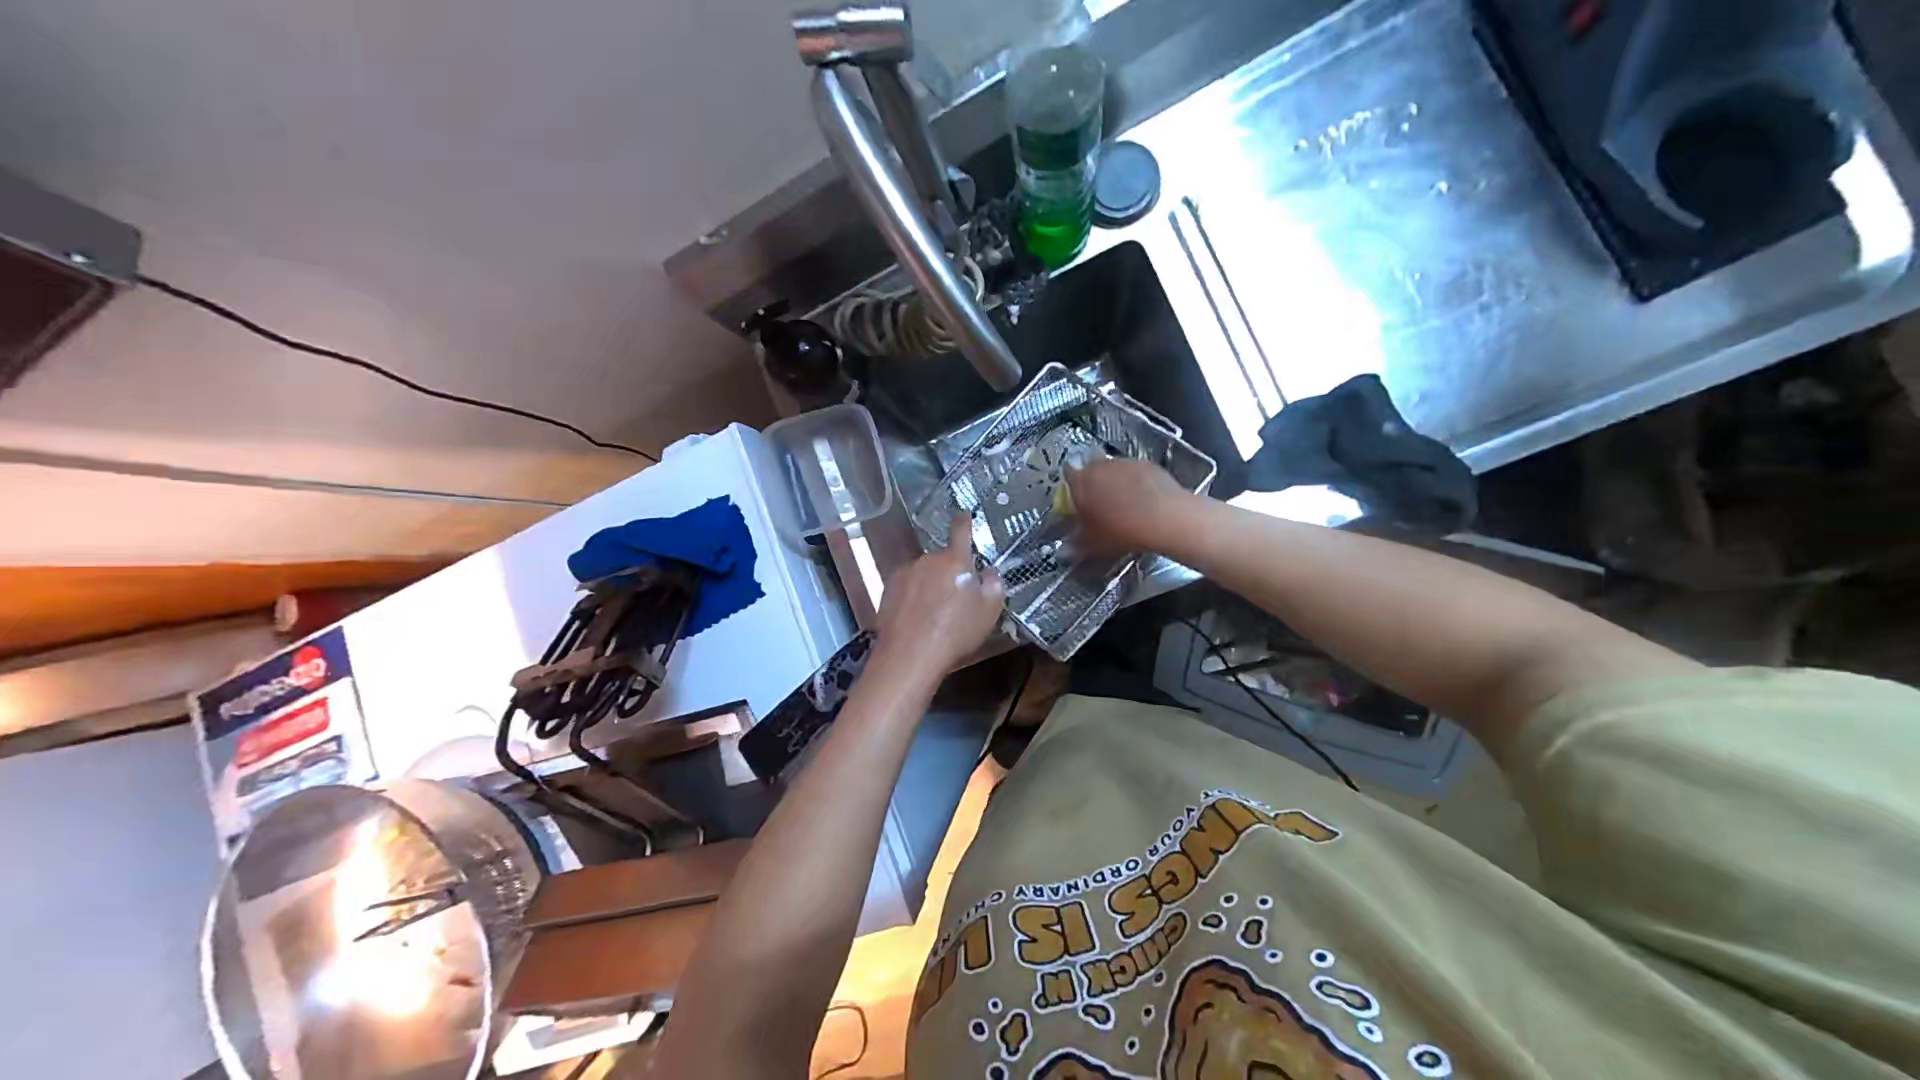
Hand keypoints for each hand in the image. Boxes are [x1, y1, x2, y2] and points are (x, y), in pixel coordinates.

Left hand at [874, 513, 1006, 675]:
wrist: (910, 655)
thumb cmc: (955, 632)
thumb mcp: (989, 612)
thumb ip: (994, 585)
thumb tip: (989, 572)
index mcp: (955, 561)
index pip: (961, 531)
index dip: (964, 521)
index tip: (963, 515)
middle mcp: (927, 560)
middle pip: (942, 560)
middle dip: (949, 573)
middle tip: (955, 599)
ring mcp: (905, 573)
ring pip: (923, 574)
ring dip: (929, 585)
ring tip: (933, 615)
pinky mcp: (887, 589)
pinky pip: (906, 587)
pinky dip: (912, 596)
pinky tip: (916, 618)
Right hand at [1066, 458, 1188, 558]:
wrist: (1165, 518)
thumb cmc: (1121, 530)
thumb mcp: (1093, 544)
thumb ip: (1076, 543)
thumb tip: (1068, 548)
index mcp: (1081, 482)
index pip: (1067, 474)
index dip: (1071, 486)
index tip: (1076, 500)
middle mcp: (1100, 466)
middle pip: (1091, 469)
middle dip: (1094, 483)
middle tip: (1100, 505)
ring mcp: (1125, 462)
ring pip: (1114, 470)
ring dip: (1116, 482)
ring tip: (1125, 505)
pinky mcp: (1148, 464)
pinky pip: (1135, 473)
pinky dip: (1136, 483)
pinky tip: (1144, 501)